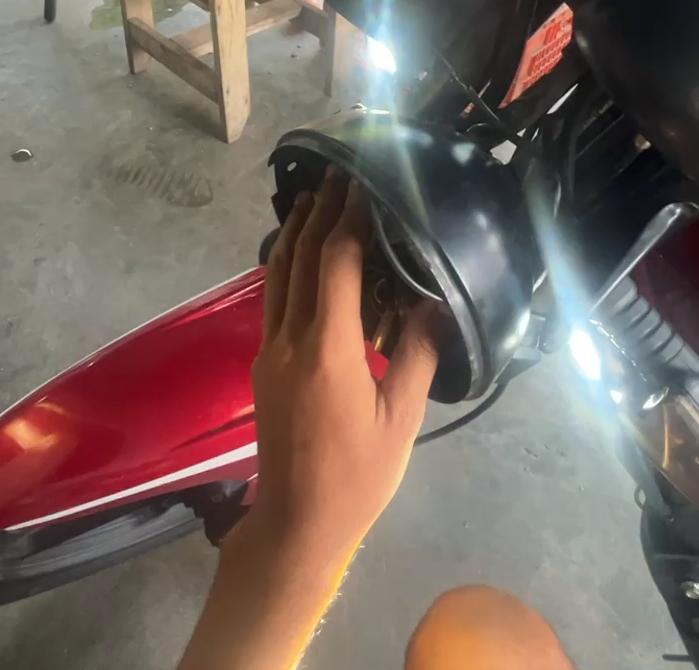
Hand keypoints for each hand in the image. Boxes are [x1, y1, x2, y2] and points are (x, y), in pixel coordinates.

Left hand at [179, 168, 439, 669]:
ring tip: (309, 199)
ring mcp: (269, 349)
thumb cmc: (357, 476)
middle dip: (317, 214)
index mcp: (328, 350)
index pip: (335, 264)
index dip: (348, 220)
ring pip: (277, 275)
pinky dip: (285, 265)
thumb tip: (435, 301)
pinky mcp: (262, 362)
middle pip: (299, 259)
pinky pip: (273, 298)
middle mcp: (290, 339)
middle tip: (334, 177)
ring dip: (292, 233)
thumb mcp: (400, 420)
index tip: (360, 186)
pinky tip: (296, 255)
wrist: (296, 521)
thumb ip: (418, 355)